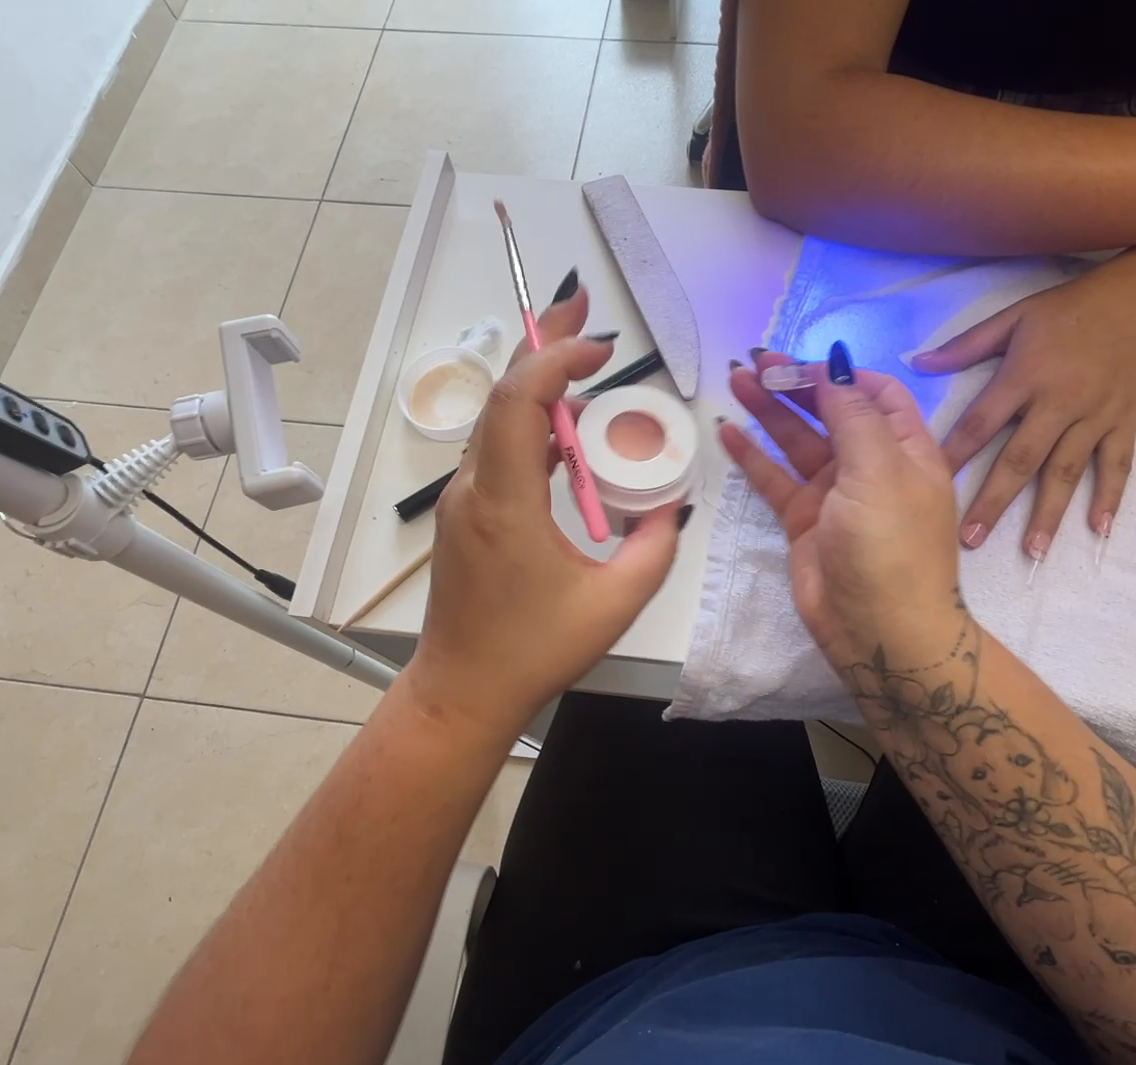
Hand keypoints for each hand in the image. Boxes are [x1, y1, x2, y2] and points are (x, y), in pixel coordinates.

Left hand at [402, 289, 684, 745]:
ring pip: (498, 421)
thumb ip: (655, 546)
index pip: (520, 402)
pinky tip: (567, 435)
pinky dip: (531, 427)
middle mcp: (474, 489)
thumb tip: (673, 504)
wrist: (463, 692)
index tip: (603, 346)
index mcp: (505, 503)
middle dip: (544, 342)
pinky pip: (497, 452)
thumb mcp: (615, 602)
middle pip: (503, 394)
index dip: (558, 360)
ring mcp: (463, 501)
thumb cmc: (535, 651)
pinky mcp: (465, 516)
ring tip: (587, 365)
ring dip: (540, 386)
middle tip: (581, 301)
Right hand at [723, 348, 961, 665]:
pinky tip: (729, 432)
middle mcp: (871, 466)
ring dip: (769, 412)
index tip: (799, 363)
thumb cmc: (890, 545)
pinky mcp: (805, 522)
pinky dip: (753, 456)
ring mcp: (835, 495)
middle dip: (795, 386)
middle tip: (756, 363)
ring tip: (737, 381)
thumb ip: (853, 414)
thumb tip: (836, 366)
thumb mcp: (879, 470)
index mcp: (905, 449)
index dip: (838, 374)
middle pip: (830, 412)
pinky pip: (775, 479)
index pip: (875, 394)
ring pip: (798, 441)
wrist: (879, 630)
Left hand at [913, 244, 1135, 557]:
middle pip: (1020, 459)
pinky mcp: (1126, 422)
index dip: (956, 455)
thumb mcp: (1014, 317)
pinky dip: (1110, 497)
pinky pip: (1118, 465)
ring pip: (1066, 471)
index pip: (981, 423)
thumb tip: (917, 362)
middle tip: (970, 539)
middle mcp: (1058, 402)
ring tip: (1031, 551)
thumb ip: (966, 345)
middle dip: (994, 501)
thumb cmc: (1070, 309)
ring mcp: (1095, 416)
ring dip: (1048, 513)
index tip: (929, 486)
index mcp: (1024, 376)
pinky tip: (1099, 530)